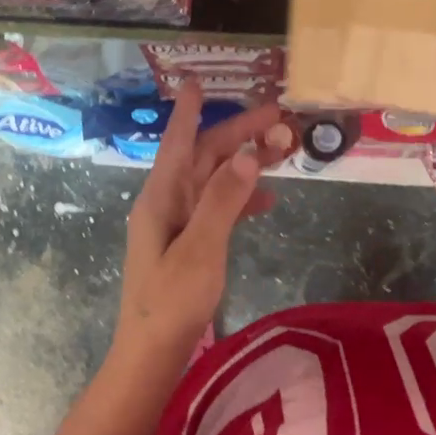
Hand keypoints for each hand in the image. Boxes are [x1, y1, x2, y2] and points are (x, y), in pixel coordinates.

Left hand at [118, 83, 291, 357]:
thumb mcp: (201, 249)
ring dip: (244, 165)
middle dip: (237, 136)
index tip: (197, 81)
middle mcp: (165, 204)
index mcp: (160, 198)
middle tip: (278, 117)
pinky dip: (240, 200)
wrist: (152, 352)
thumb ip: (224, 201)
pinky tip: (267, 201)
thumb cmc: (172, 301)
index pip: (177, 143)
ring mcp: (175, 226)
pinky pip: (216, 210)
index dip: (188, 112)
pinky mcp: (187, 246)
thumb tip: (248, 155)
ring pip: (213, 182)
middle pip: (202, 159)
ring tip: (283, 151)